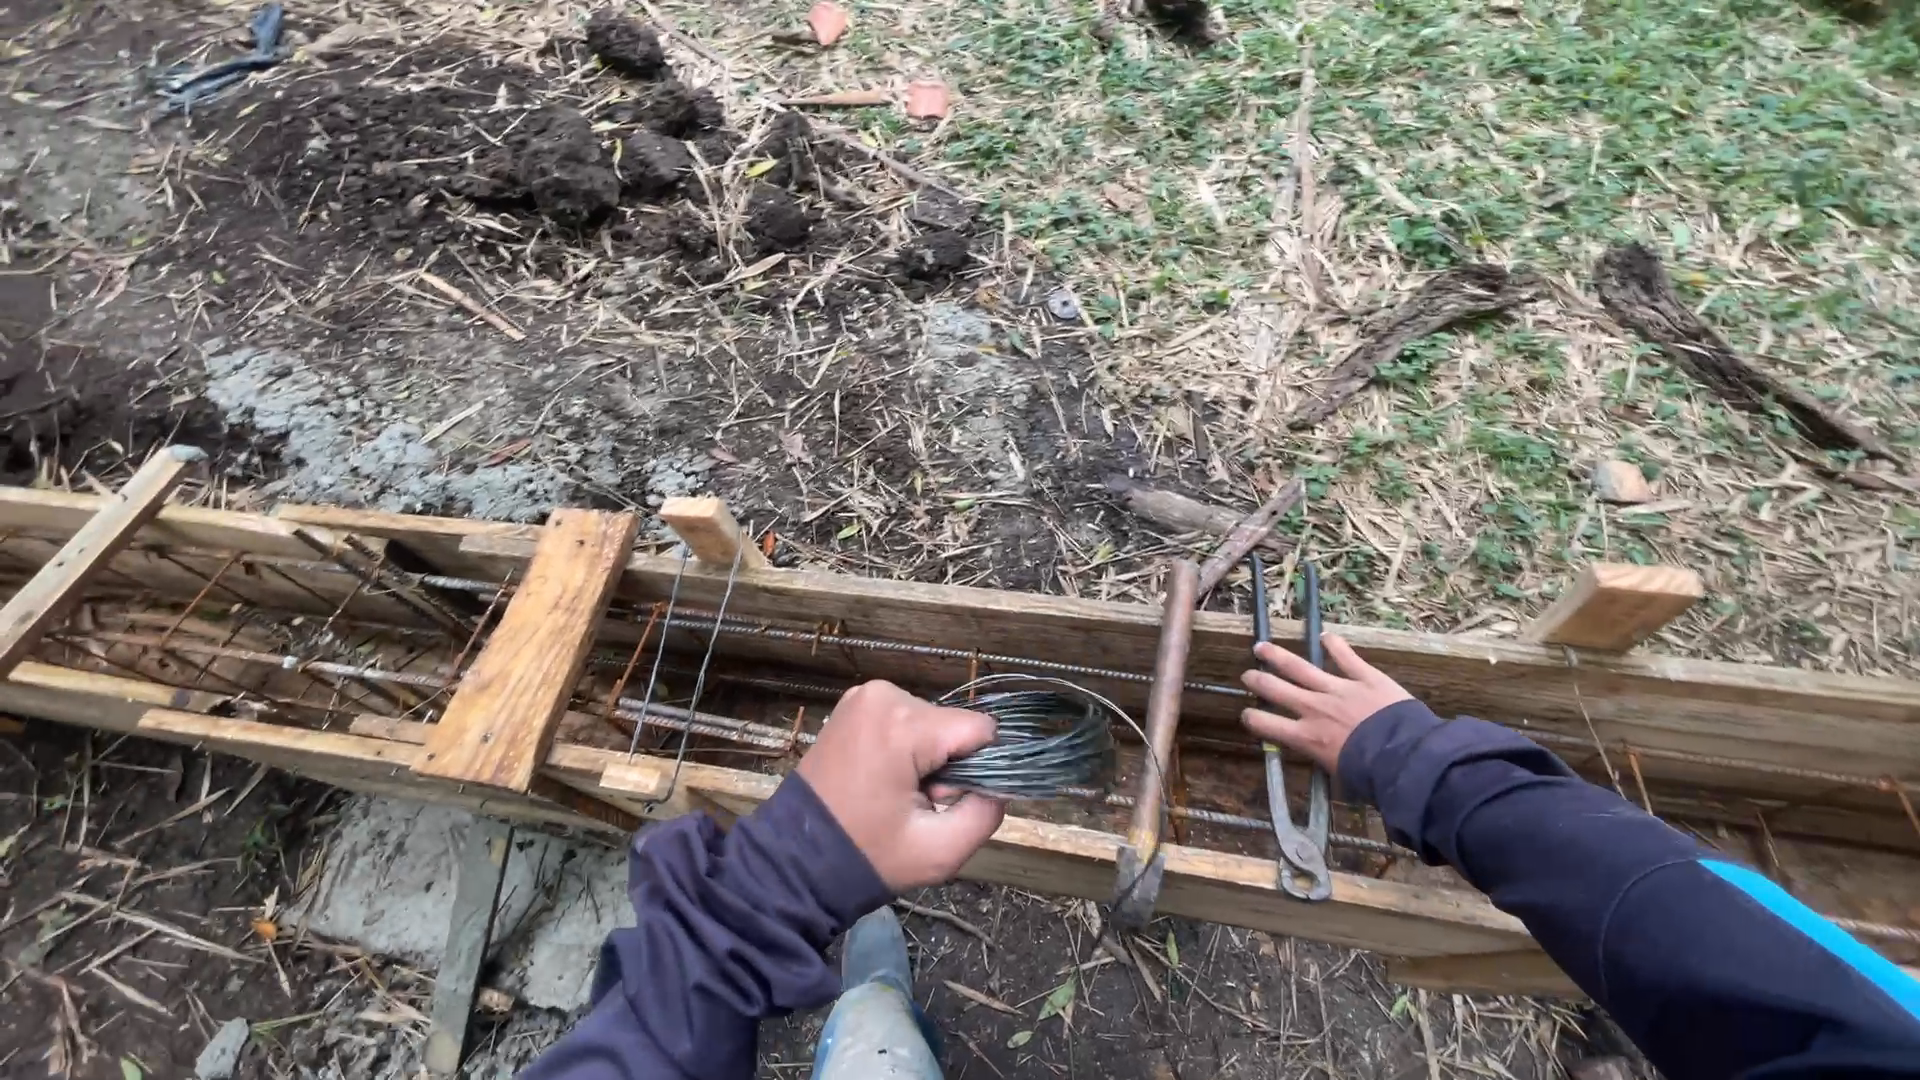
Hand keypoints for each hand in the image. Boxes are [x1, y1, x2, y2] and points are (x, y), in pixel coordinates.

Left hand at [796, 680, 1006, 891]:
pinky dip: (904, 746)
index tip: (942, 800)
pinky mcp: (855, 702)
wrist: (794, 860)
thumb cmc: (867, 856)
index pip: (980, 730)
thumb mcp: (939, 853)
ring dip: (926, 756)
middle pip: (952, 726)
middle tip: (913, 804)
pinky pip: (905, 718)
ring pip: (932, 722)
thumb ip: (986, 815)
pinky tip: (880, 777)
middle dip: (946, 764)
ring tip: (893, 793)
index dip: (976, 770)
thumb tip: (1002, 785)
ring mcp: (865, 694)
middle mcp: (884, 694)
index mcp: (902, 724)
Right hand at [1240, 634, 1411, 771]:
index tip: (1248, 715)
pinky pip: (1346, 657)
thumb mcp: (1342, 776)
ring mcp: (1337, 689)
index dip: (1251, 718)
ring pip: (1299, 667)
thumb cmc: (1376, 776)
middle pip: (1274, 688)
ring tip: (1262, 647)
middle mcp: (1313, 709)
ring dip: (1277, 656)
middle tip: (1248, 675)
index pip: (1265, 724)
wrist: (1408, 757)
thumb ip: (1327, 760)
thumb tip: (1325, 759)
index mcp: (1306, 737)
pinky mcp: (1364, 677)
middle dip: (1257, 680)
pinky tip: (1326, 636)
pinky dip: (1334, 645)